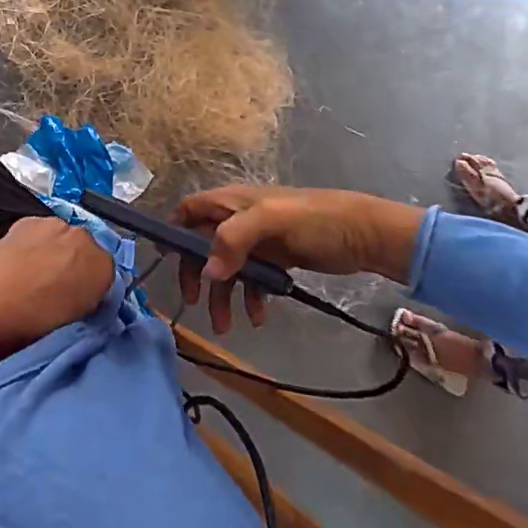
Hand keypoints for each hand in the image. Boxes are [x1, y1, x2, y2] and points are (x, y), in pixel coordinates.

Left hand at [0, 216, 115, 344]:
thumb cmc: (35, 317)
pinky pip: (41, 232)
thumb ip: (83, 304)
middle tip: (54, 289)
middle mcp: (88, 240)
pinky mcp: (33, 219)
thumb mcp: (72, 320)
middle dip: (75, 266)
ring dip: (55, 251)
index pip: (107, 276)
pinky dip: (34, 242)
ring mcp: (60, 225)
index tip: (76, 302)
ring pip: (64, 239)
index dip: (91, 289)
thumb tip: (77, 299)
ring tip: (32, 274)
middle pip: (87, 252)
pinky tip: (18, 259)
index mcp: (104, 269)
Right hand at [172, 186, 423, 332]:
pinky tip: (259, 316)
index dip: (174, 229)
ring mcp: (259, 240)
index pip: (191, 209)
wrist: (364, 234)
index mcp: (233, 202)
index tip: (163, 256)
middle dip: (197, 272)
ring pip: (229, 267)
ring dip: (223, 295)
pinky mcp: (278, 258)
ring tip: (226, 325)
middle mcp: (240, 219)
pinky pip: (254, 279)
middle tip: (195, 300)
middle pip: (204, 244)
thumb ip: (234, 239)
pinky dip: (252, 297)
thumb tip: (207, 270)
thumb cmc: (315, 219)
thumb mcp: (272, 220)